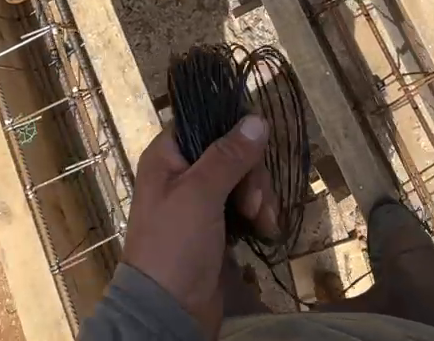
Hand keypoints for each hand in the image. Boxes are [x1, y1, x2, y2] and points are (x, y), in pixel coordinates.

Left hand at [122, 115, 278, 337]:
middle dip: (251, 175)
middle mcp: (182, 172)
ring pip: (242, 178)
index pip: (205, 121)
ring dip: (258, 196)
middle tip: (254, 203)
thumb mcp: (200, 193)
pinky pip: (244, 205)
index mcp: (167, 155)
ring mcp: (200, 200)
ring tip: (264, 222)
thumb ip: (229, 155)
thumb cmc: (175, 244)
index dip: (232, 130)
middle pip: (230, 151)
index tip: (254, 148)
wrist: (168, 315)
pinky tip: (266, 230)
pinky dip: (257, 214)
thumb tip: (257, 118)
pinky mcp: (216, 226)